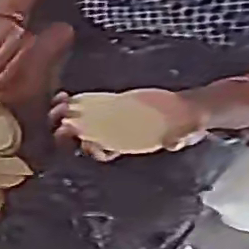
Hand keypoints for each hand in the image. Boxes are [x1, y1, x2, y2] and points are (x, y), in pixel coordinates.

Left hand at [50, 88, 204, 160]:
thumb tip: (174, 143)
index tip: (88, 143)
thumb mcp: (187, 134)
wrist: (185, 109)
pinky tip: (64, 95)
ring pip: (77, 123)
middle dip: (69, 134)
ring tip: (60, 105)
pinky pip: (83, 106)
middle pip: (84, 139)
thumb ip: (180, 139)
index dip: (93, 150)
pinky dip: (70, 102)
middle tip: (65, 124)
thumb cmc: (187, 127)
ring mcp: (106, 122)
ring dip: (63, 116)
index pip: (103, 153)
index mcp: (127, 146)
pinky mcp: (106, 107)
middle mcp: (112, 137)